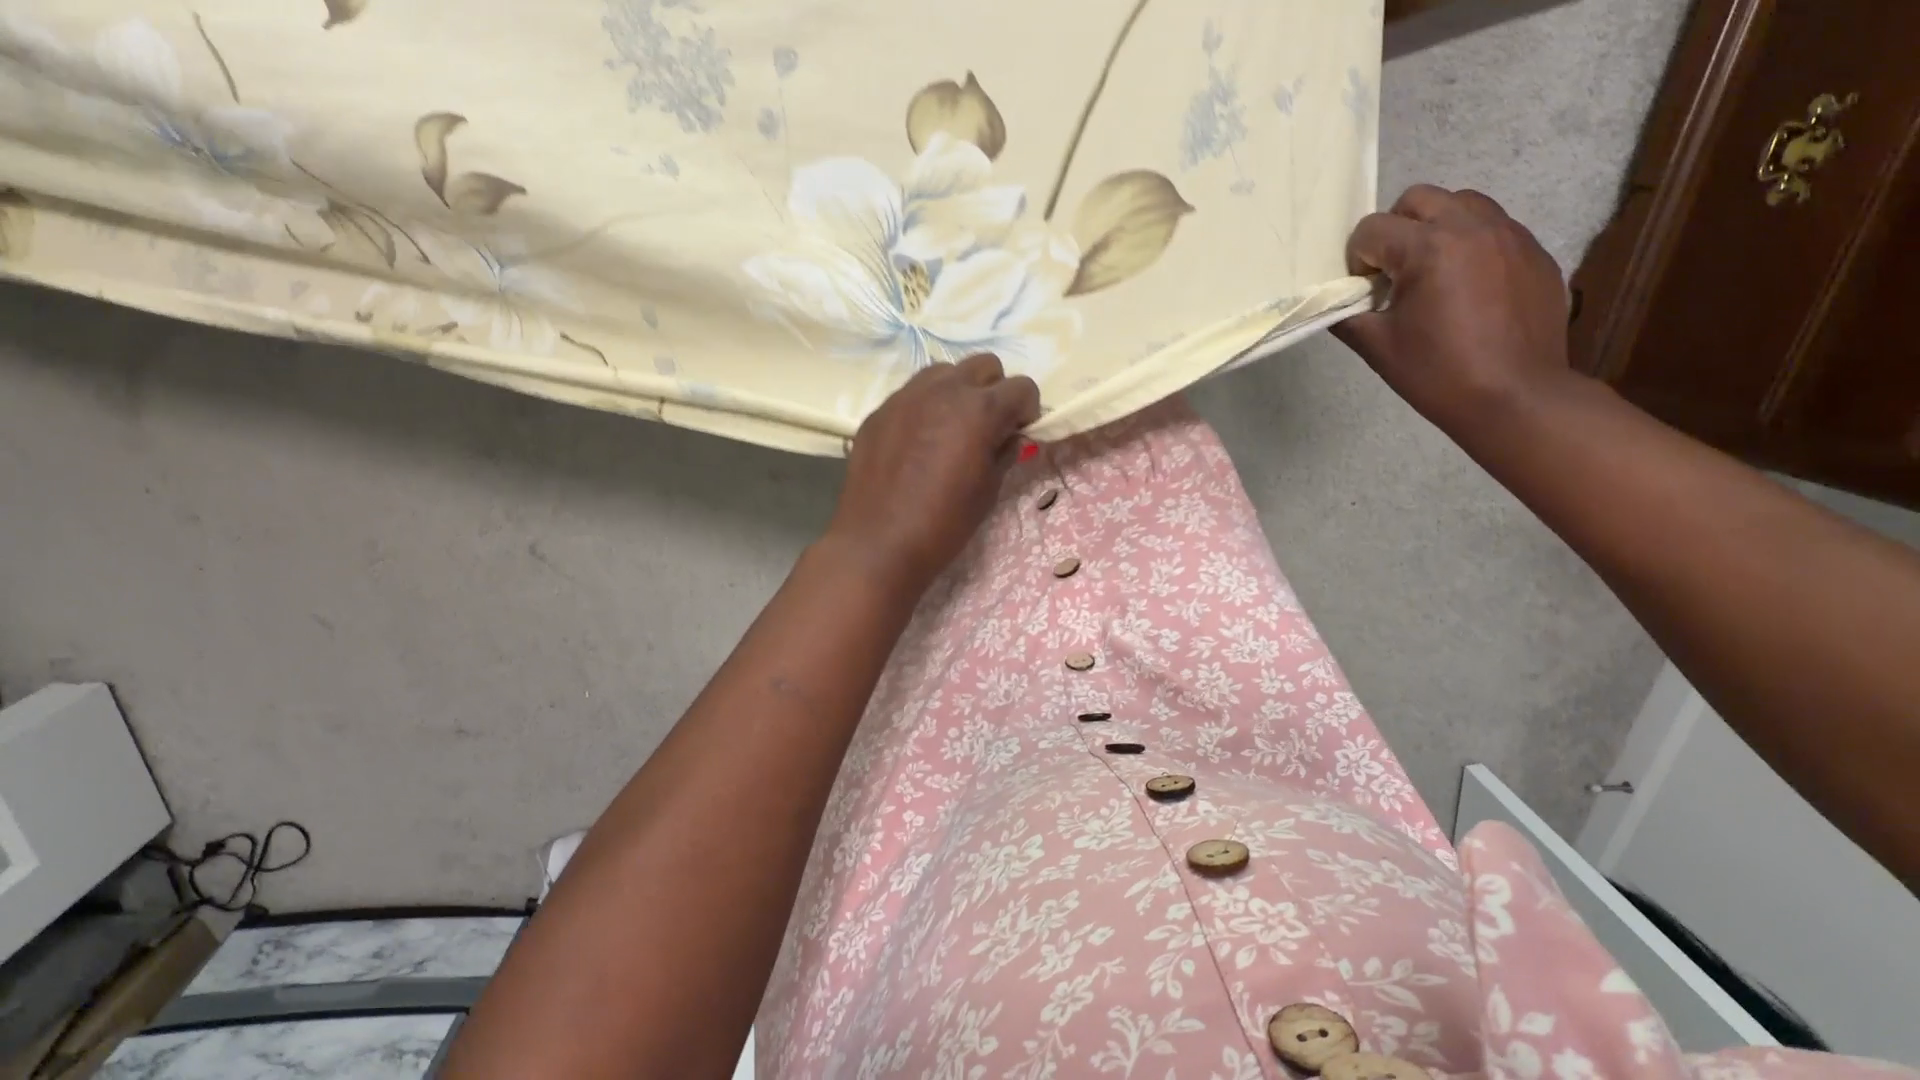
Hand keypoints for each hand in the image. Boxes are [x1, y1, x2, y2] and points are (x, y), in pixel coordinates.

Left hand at [825, 354, 1040, 590]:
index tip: (1018, 433)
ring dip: (958, 391)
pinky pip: (912, 394)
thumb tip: (1010, 436)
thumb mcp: (988, 490)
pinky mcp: (879, 411)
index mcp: (979, 409)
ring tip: (951, 428)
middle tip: (988, 427)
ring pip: (944, 372)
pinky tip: (918, 442)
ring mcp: (906, 396)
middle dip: (994, 391)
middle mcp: (943, 390)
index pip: (1022, 387)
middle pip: (984, 366)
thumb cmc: (943, 524)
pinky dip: (925, 407)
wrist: (878, 543)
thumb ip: (1004, 452)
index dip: (1027, 410)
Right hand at [1334, 185, 1576, 431]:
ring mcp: (1510, 235)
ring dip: (1437, 229)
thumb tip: (1337, 301)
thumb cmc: (1439, 374)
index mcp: (1429, 248)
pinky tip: (1470, 289)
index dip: (1358, 261)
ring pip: (1462, 204)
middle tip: (1395, 274)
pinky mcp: (1534, 252)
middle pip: (1418, 199)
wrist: (1516, 398)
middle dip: (1396, 231)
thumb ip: (1348, 314)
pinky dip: (1472, 246)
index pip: (1372, 229)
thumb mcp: (1378, 347)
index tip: (1366, 293)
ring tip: (1434, 272)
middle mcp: (1472, 227)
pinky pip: (1494, 228)